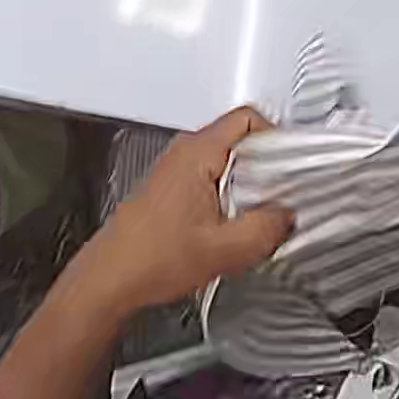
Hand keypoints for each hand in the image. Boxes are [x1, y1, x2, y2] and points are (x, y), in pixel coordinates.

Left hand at [65, 107, 294, 321]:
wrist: (109, 280)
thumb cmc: (150, 259)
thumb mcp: (223, 250)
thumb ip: (265, 229)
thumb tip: (287, 216)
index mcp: (198, 152)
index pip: (248, 118)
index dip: (276, 136)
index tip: (289, 163)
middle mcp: (185, 150)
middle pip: (240, 136)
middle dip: (265, 164)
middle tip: (277, 193)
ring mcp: (176, 166)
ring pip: (227, 156)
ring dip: (247, 180)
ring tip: (253, 213)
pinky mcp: (171, 184)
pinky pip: (212, 171)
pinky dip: (228, 190)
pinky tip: (228, 223)